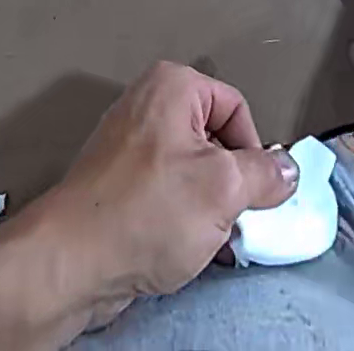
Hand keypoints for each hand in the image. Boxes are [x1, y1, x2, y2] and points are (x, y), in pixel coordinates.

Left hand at [29, 62, 300, 317]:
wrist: (66, 268)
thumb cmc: (138, 215)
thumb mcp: (224, 189)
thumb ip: (266, 174)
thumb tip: (286, 169)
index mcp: (173, 86)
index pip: (237, 108)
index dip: (253, 151)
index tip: (257, 188)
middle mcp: (149, 105)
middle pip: (215, 138)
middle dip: (231, 182)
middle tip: (234, 215)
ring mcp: (129, 144)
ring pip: (192, 168)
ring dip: (209, 204)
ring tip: (210, 237)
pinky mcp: (116, 181)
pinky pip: (165, 188)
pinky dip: (182, 214)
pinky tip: (185, 246)